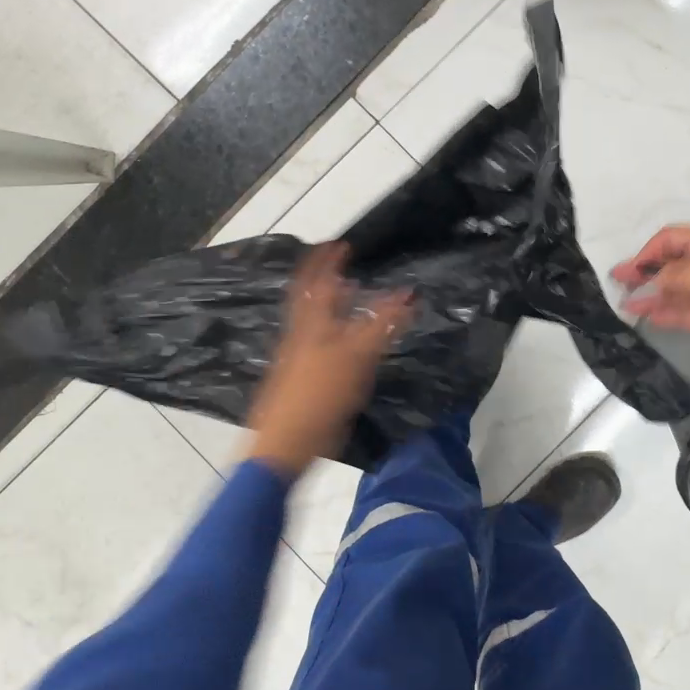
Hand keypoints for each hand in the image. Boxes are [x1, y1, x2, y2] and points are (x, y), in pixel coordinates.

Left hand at [248, 243, 412, 476]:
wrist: (282, 445)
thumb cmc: (319, 398)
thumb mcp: (358, 359)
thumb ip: (384, 324)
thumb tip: (408, 295)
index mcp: (311, 325)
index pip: (319, 283)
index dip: (328, 261)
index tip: (341, 244)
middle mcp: (299, 335)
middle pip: (307, 298)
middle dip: (321, 278)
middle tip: (336, 262)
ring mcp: (294, 357)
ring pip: (308, 319)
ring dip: (325, 303)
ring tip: (343, 294)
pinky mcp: (295, 378)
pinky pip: (310, 341)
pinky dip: (325, 330)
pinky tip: (339, 339)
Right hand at [612, 226, 689, 399]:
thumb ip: (682, 277)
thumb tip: (650, 280)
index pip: (672, 240)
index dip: (648, 252)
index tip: (628, 272)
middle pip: (673, 265)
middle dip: (646, 273)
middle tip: (617, 286)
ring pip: (679, 291)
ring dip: (654, 297)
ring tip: (626, 306)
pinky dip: (670, 315)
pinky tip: (650, 318)